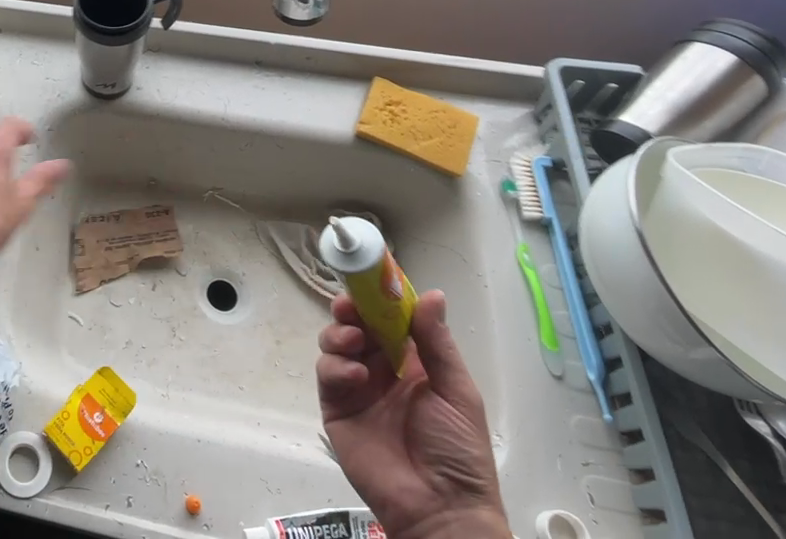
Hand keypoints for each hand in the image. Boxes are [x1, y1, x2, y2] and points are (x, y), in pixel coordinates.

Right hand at [317, 291, 507, 538]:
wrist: (441, 508)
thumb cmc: (458, 450)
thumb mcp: (456, 391)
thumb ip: (436, 343)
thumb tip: (432, 294)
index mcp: (413, 363)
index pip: (390, 320)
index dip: (380, 298)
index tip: (371, 276)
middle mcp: (381, 370)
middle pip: (356, 326)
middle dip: (350, 309)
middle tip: (349, 305)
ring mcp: (356, 388)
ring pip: (335, 344)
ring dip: (340, 334)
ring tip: (354, 340)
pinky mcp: (336, 408)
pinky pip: (327, 375)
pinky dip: (336, 367)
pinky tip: (356, 376)